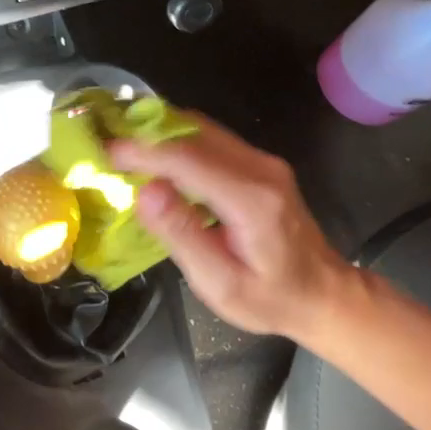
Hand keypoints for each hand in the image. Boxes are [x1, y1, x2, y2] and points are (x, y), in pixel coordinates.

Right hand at [109, 114, 348, 340]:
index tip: (106, 151)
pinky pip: (212, 139)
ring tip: (124, 150)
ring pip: (202, 130)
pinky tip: (156, 158)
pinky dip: (178, 142)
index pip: (187, 159)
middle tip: (107, 148)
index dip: (143, 151)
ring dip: (160, 135)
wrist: (324, 295)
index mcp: (251, 200)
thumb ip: (182, 235)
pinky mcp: (260, 164)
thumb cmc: (270, 299)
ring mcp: (263, 162)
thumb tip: (146, 191)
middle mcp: (260, 169)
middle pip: (194, 134)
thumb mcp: (220, 283)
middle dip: (146, 136)